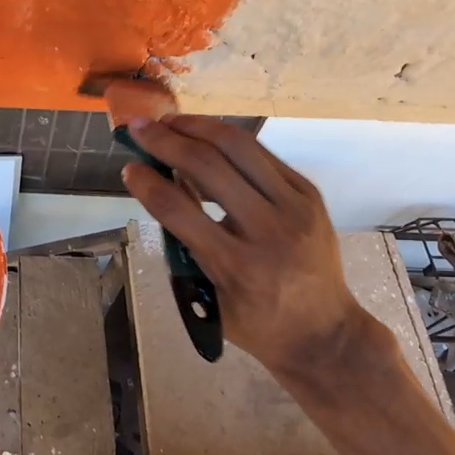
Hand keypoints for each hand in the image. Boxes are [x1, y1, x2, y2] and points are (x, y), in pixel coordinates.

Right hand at [120, 115, 377, 376]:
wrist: (326, 332)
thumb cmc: (258, 323)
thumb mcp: (210, 297)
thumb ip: (186, 244)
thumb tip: (163, 182)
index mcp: (238, 266)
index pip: (180, 210)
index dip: (148, 184)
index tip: (129, 167)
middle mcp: (269, 230)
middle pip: (208, 166)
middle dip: (166, 140)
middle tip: (139, 127)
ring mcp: (295, 207)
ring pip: (239, 146)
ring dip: (197, 127)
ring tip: (170, 122)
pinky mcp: (309, 193)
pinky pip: (261, 153)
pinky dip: (227, 140)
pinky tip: (205, 136)